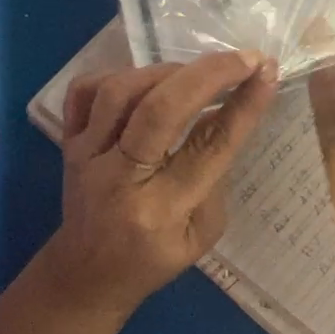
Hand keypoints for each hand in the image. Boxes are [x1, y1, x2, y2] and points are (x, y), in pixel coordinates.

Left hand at [47, 51, 278, 313]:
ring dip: (167, 71)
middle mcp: (119, 178)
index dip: (243, 106)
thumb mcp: (203, 233)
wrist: (86, 275)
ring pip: (120, 91)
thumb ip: (215, 177)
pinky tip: (149, 81)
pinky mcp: (67, 141)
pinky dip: (120, 74)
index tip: (267, 74)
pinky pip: (85, 90)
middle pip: (159, 110)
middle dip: (208, 75)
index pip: (208, 147)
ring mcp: (86, 155)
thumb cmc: (154, 259)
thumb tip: (225, 115)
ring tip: (198, 73)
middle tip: (245, 59)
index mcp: (160, 210)